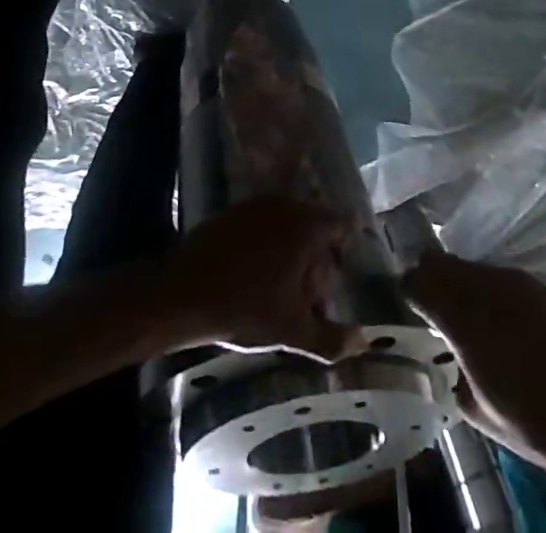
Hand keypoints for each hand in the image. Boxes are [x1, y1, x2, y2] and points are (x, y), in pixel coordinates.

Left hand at [164, 198, 366, 362]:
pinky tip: (254, 276)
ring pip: (287, 226)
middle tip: (309, 297)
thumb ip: (332, 338)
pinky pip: (261, 225)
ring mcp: (254, 206)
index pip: (342, 224)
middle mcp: (284, 206)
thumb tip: (365, 340)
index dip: (346, 247)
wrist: (181, 295)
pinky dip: (266, 245)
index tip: (344, 272)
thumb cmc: (244, 309)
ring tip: (281, 291)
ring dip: (291, 252)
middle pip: (314, 227)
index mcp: (306, 227)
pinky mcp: (230, 213)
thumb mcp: (292, 331)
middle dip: (316, 260)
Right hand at [402, 253, 545, 464]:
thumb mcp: (477, 408)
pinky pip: (500, 279)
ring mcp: (518, 282)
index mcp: (462, 314)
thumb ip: (454, 368)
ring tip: (470, 323)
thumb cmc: (537, 423)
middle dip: (431, 282)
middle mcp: (486, 285)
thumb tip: (455, 353)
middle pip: (440, 263)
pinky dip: (490, 294)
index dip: (409, 294)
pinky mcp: (543, 288)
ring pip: (471, 268)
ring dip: (462, 287)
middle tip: (433, 314)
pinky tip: (503, 327)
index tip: (412, 314)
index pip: (416, 280)